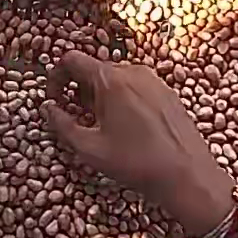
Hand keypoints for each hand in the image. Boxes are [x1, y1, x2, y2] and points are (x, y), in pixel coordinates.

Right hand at [40, 51, 233, 235]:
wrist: (189, 177)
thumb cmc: (136, 163)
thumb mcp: (88, 148)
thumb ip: (61, 124)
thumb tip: (47, 108)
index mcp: (111, 80)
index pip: (71, 60)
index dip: (55, 78)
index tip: (54, 100)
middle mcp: (133, 72)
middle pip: (93, 70)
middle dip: (78, 91)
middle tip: (76, 119)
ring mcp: (154, 81)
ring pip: (114, 79)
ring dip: (99, 96)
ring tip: (101, 127)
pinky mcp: (168, 94)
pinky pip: (135, 87)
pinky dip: (121, 100)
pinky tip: (126, 128)